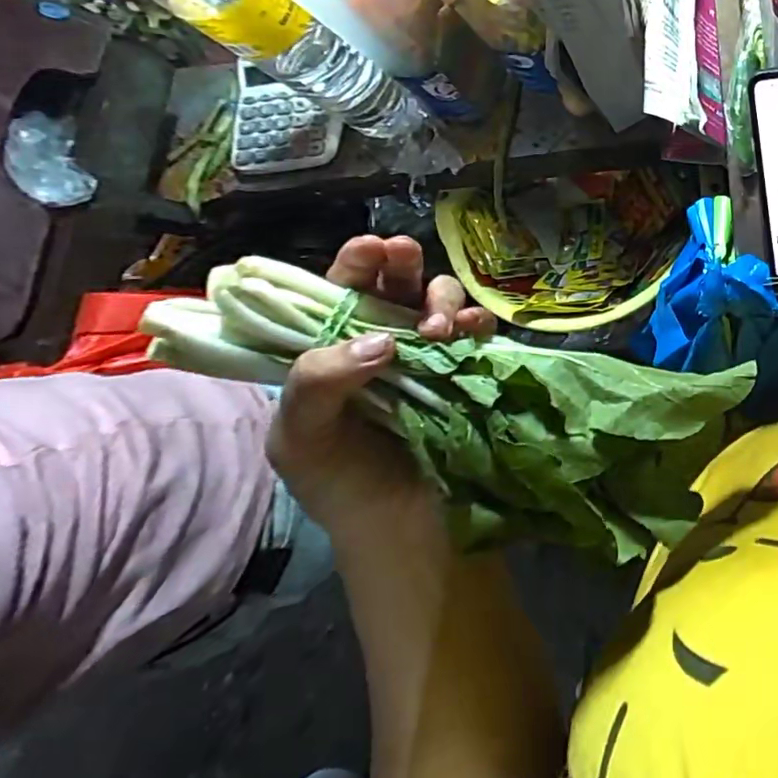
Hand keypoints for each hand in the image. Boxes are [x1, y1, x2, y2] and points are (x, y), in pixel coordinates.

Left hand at [266, 236, 495, 527]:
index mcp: (333, 349)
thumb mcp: (300, 434)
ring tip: (439, 329)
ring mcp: (428, 355)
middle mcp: (382, 342)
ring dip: (441, 299)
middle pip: (395, 283)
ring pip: (439, 299)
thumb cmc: (341, 482)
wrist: (402, 528)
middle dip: (402, 263)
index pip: (340, 291)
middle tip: (404, 257)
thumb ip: (318, 380)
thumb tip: (384, 341)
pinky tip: (472, 333)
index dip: (356, 262)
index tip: (371, 248)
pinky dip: (477, 322)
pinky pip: (476, 331)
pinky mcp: (467, 369)